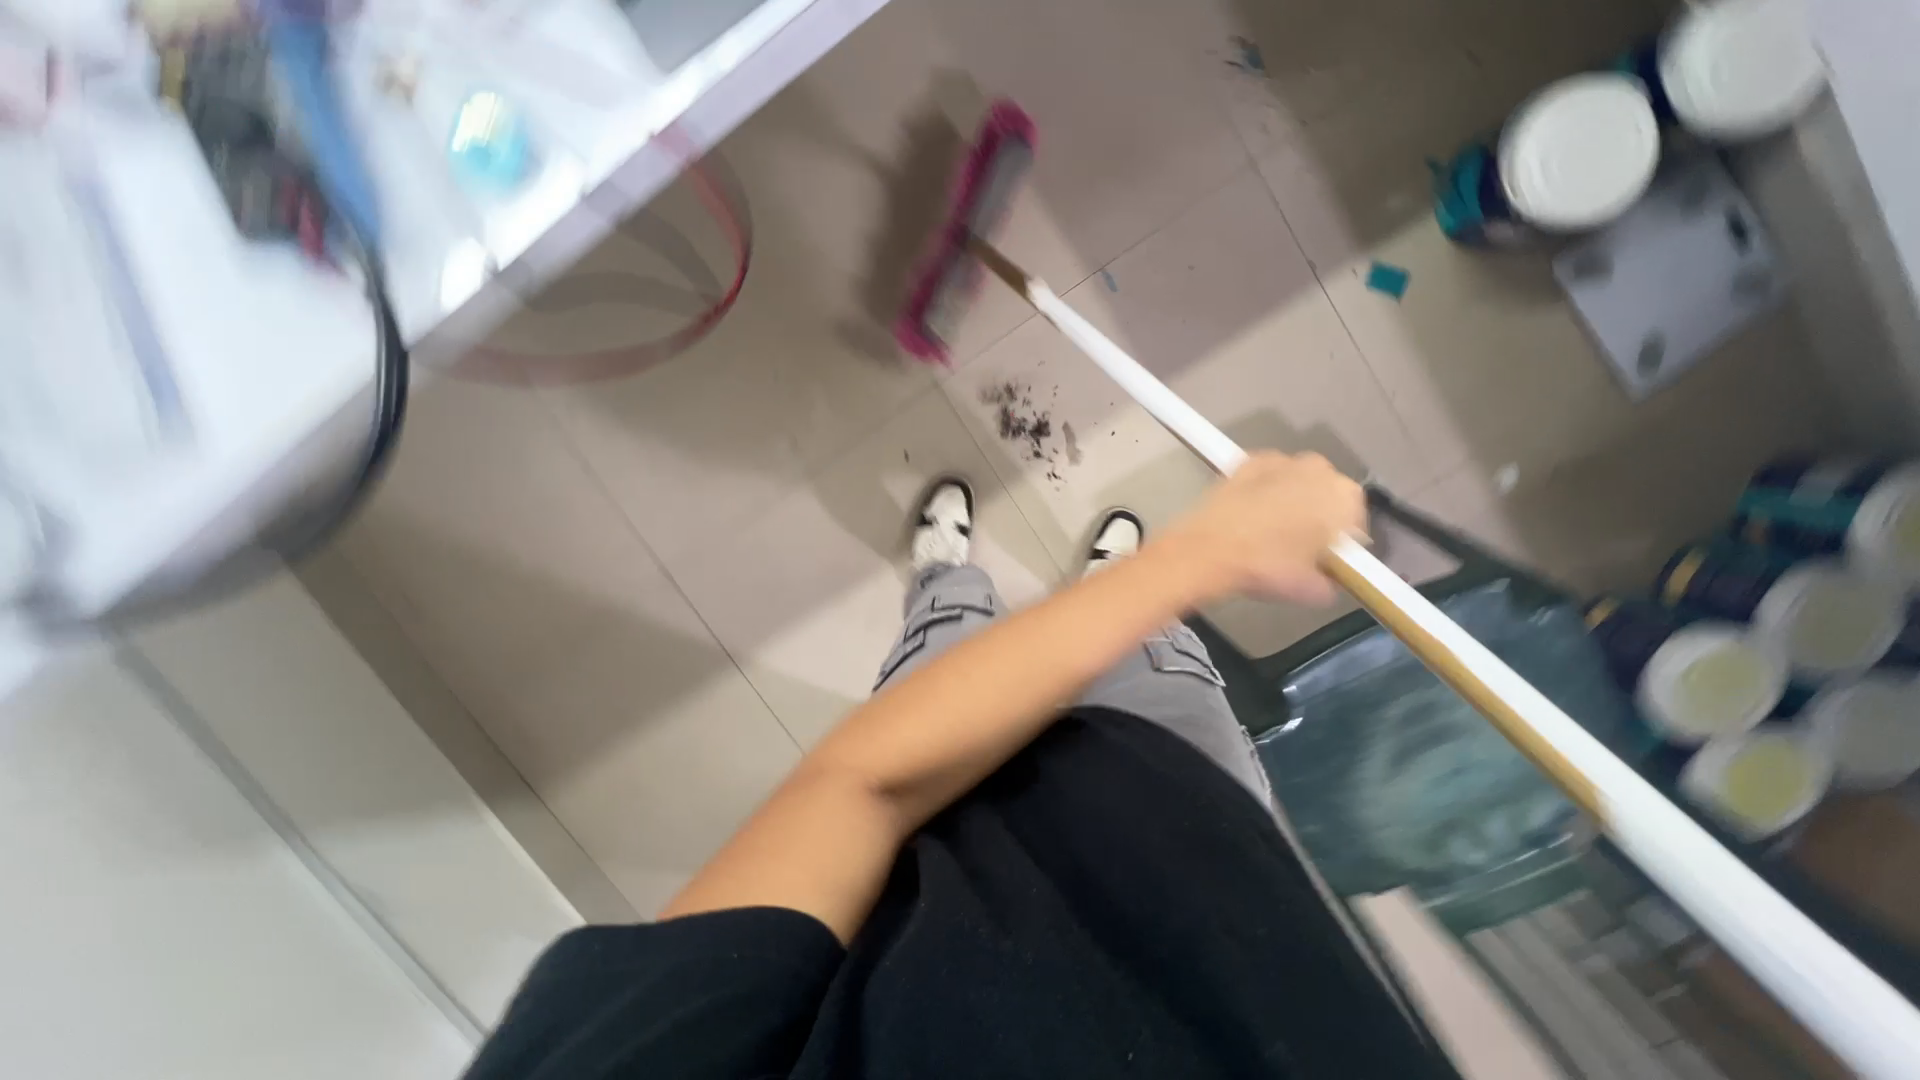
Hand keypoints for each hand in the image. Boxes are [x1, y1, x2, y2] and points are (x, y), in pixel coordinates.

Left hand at [1153, 452, 1366, 605]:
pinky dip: (1264, 487)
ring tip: (1272, 528)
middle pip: (1327, 494)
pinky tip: (1252, 510)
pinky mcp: (1247, 460)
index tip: (1328, 557)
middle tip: (1300, 543)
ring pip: (1298, 481)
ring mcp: (1281, 459)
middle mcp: (1320, 469)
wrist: (1209, 549)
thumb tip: (1327, 580)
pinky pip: (1267, 474)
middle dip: (1319, 514)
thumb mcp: (1313, 590)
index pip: (1355, 519)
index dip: (1342, 540)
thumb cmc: (1269, 567)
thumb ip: (1331, 581)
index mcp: (1345, 498)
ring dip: (1292, 497)